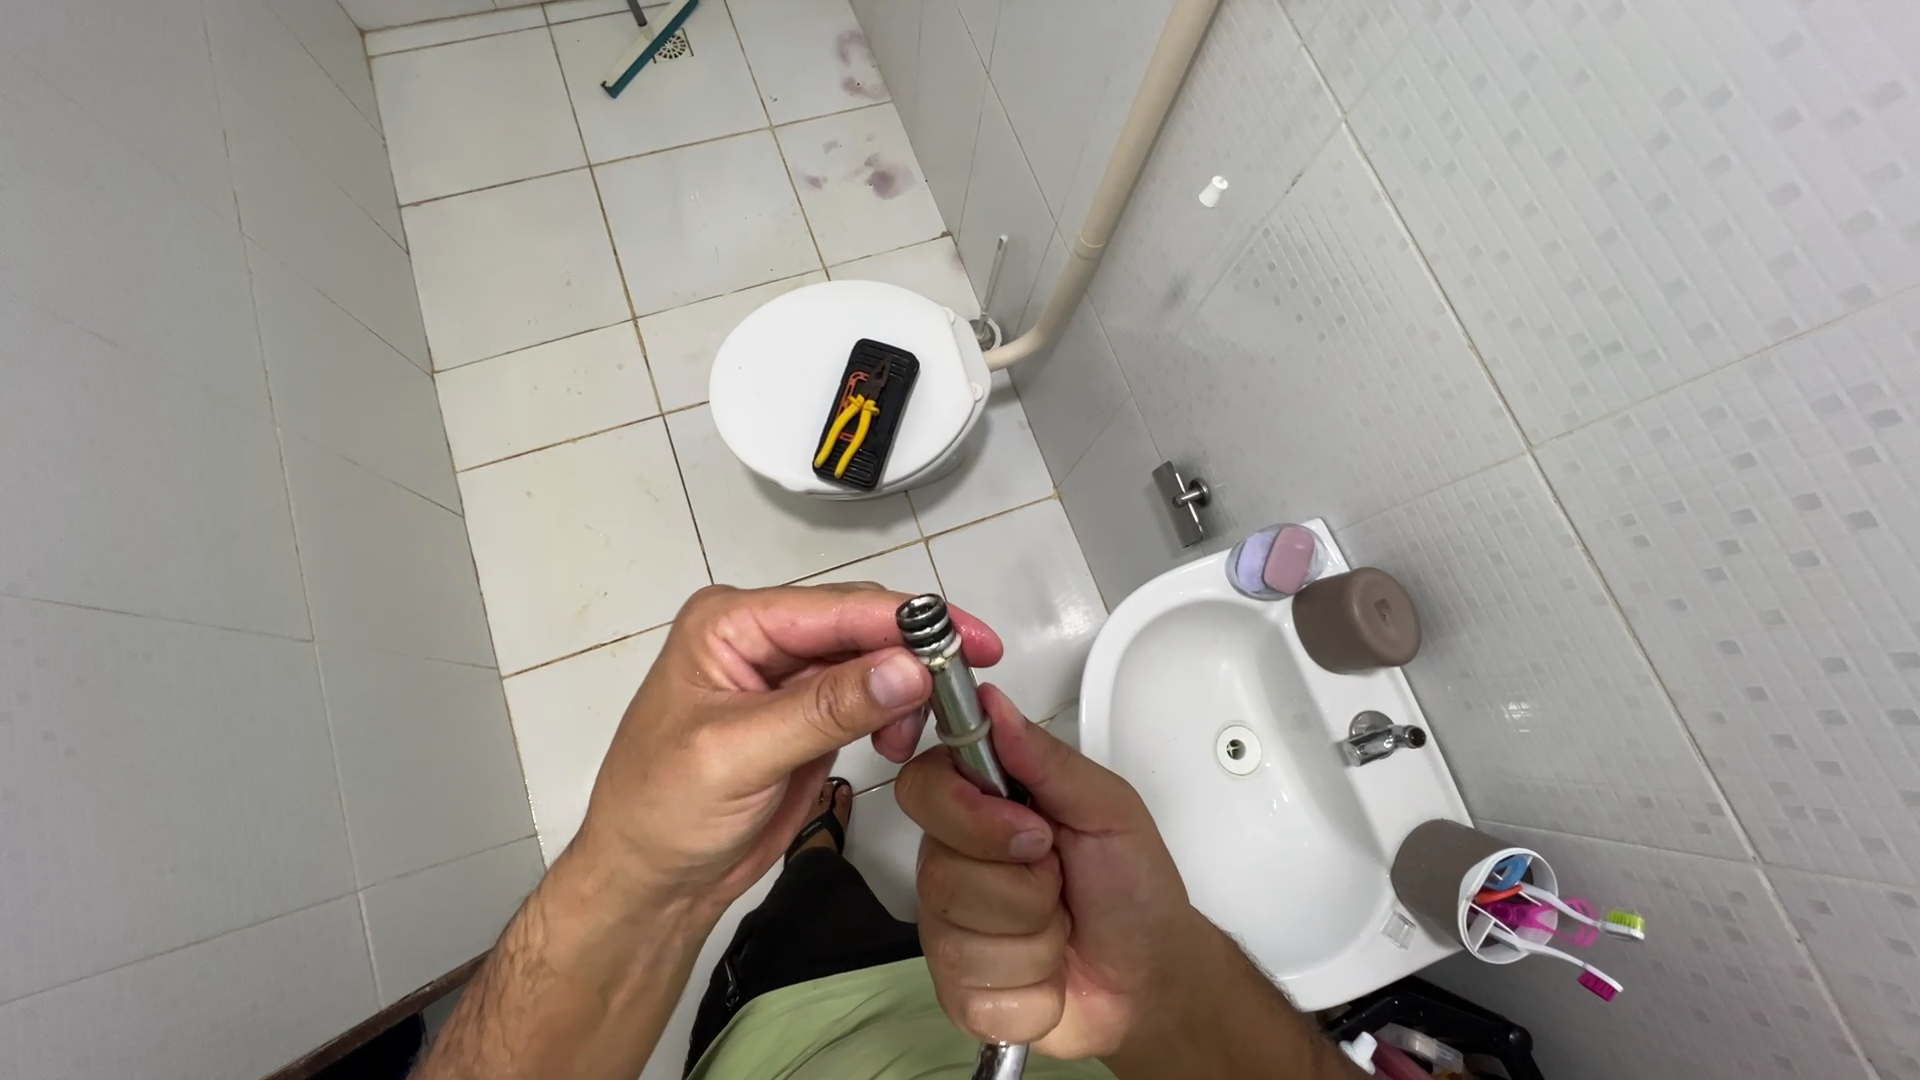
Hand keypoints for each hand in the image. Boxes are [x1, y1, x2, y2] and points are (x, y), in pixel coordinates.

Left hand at [571, 583, 1001, 913]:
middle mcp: (765, 634)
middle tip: (965, 686)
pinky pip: (871, 694)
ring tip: (911, 735)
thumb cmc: (665, 812)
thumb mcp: (740, 754)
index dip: (907, 620)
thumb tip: (911, 668)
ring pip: (874, 658)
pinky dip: (897, 712)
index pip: (835, 608)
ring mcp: (791, 672)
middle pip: (861, 624)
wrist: (652, 884)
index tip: (972, 640)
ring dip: (907, 688)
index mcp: (733, 621)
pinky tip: (897, 741)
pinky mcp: (812, 710)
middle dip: (915, 653)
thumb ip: (827, 708)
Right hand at [894, 685, 1210, 1058]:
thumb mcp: (1106, 807)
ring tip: (1060, 927)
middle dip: (1023, 886)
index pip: (922, 787)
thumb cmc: (1130, 881)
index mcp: (980, 802)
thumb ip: (1046, 758)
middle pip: (939, 869)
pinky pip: (974, 992)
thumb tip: (991, 701)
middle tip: (1061, 880)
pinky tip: (1050, 974)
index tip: (1032, 831)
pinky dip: (1031, 989)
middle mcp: (951, 856)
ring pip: (958, 934)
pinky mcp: (957, 987)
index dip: (968, 815)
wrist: (1150, 975)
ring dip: (1035, 939)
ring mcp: (948, 925)